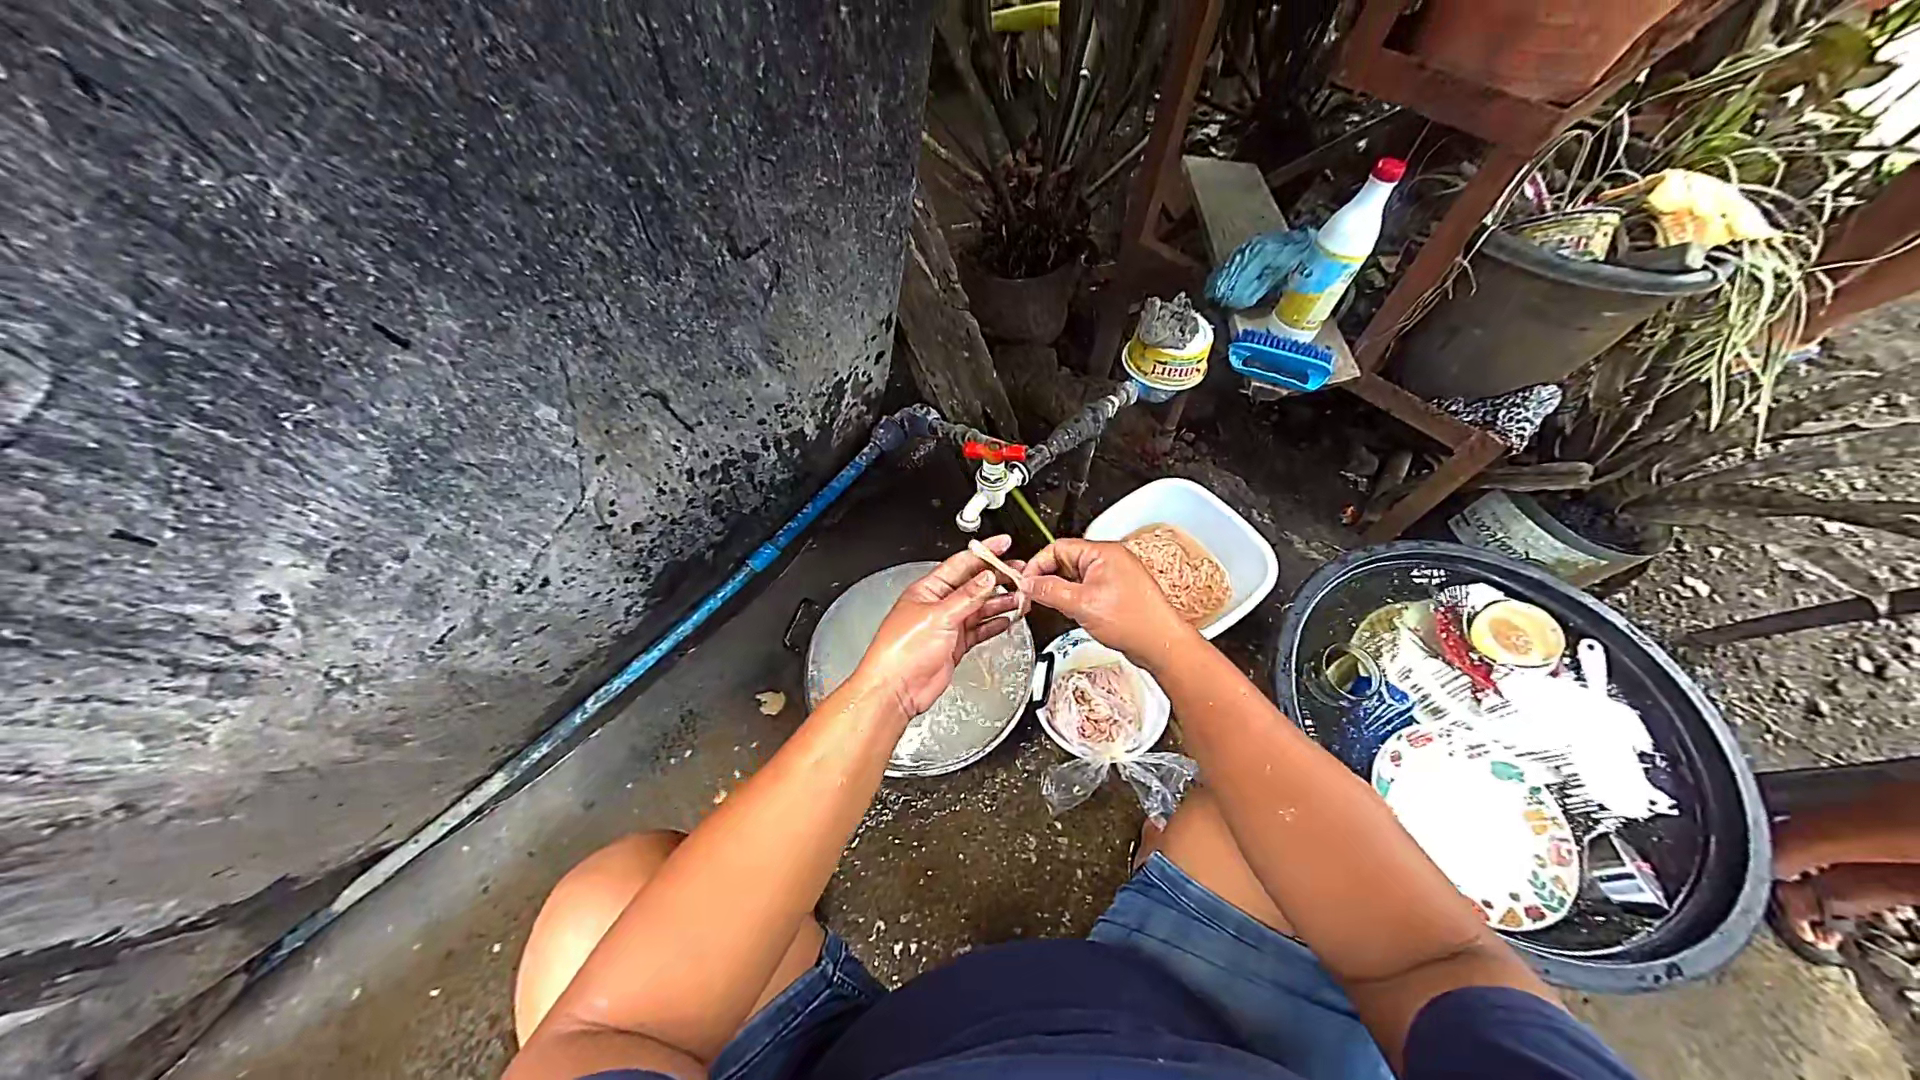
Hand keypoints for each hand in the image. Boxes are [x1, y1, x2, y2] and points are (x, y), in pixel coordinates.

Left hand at [850, 535, 1025, 717]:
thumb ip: (967, 597)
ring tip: (1021, 596)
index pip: (961, 563)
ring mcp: (947, 626)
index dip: (984, 552)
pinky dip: (994, 624)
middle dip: (997, 578)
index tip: (1002, 544)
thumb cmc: (900, 652)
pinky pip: (979, 629)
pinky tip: (1007, 619)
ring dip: (1000, 602)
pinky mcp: (954, 645)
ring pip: (980, 607)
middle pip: (974, 585)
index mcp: (928, 590)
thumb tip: (987, 578)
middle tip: (1020, 572)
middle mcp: (938, 605)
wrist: (895, 690)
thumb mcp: (938, 616)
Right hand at [1020, 538, 1197, 668]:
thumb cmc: (1134, 622)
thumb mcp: (1081, 604)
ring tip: (1062, 609)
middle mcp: (1109, 559)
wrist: (1162, 645)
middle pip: (1065, 561)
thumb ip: (1050, 590)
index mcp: (1102, 552)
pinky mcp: (1116, 592)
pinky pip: (1086, 589)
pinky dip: (1076, 600)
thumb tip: (1028, 583)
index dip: (1037, 565)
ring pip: (1074, 577)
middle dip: (1049, 579)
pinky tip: (1077, 615)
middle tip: (1036, 598)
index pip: (1057, 548)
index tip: (1025, 583)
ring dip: (1063, 592)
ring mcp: (1113, 576)